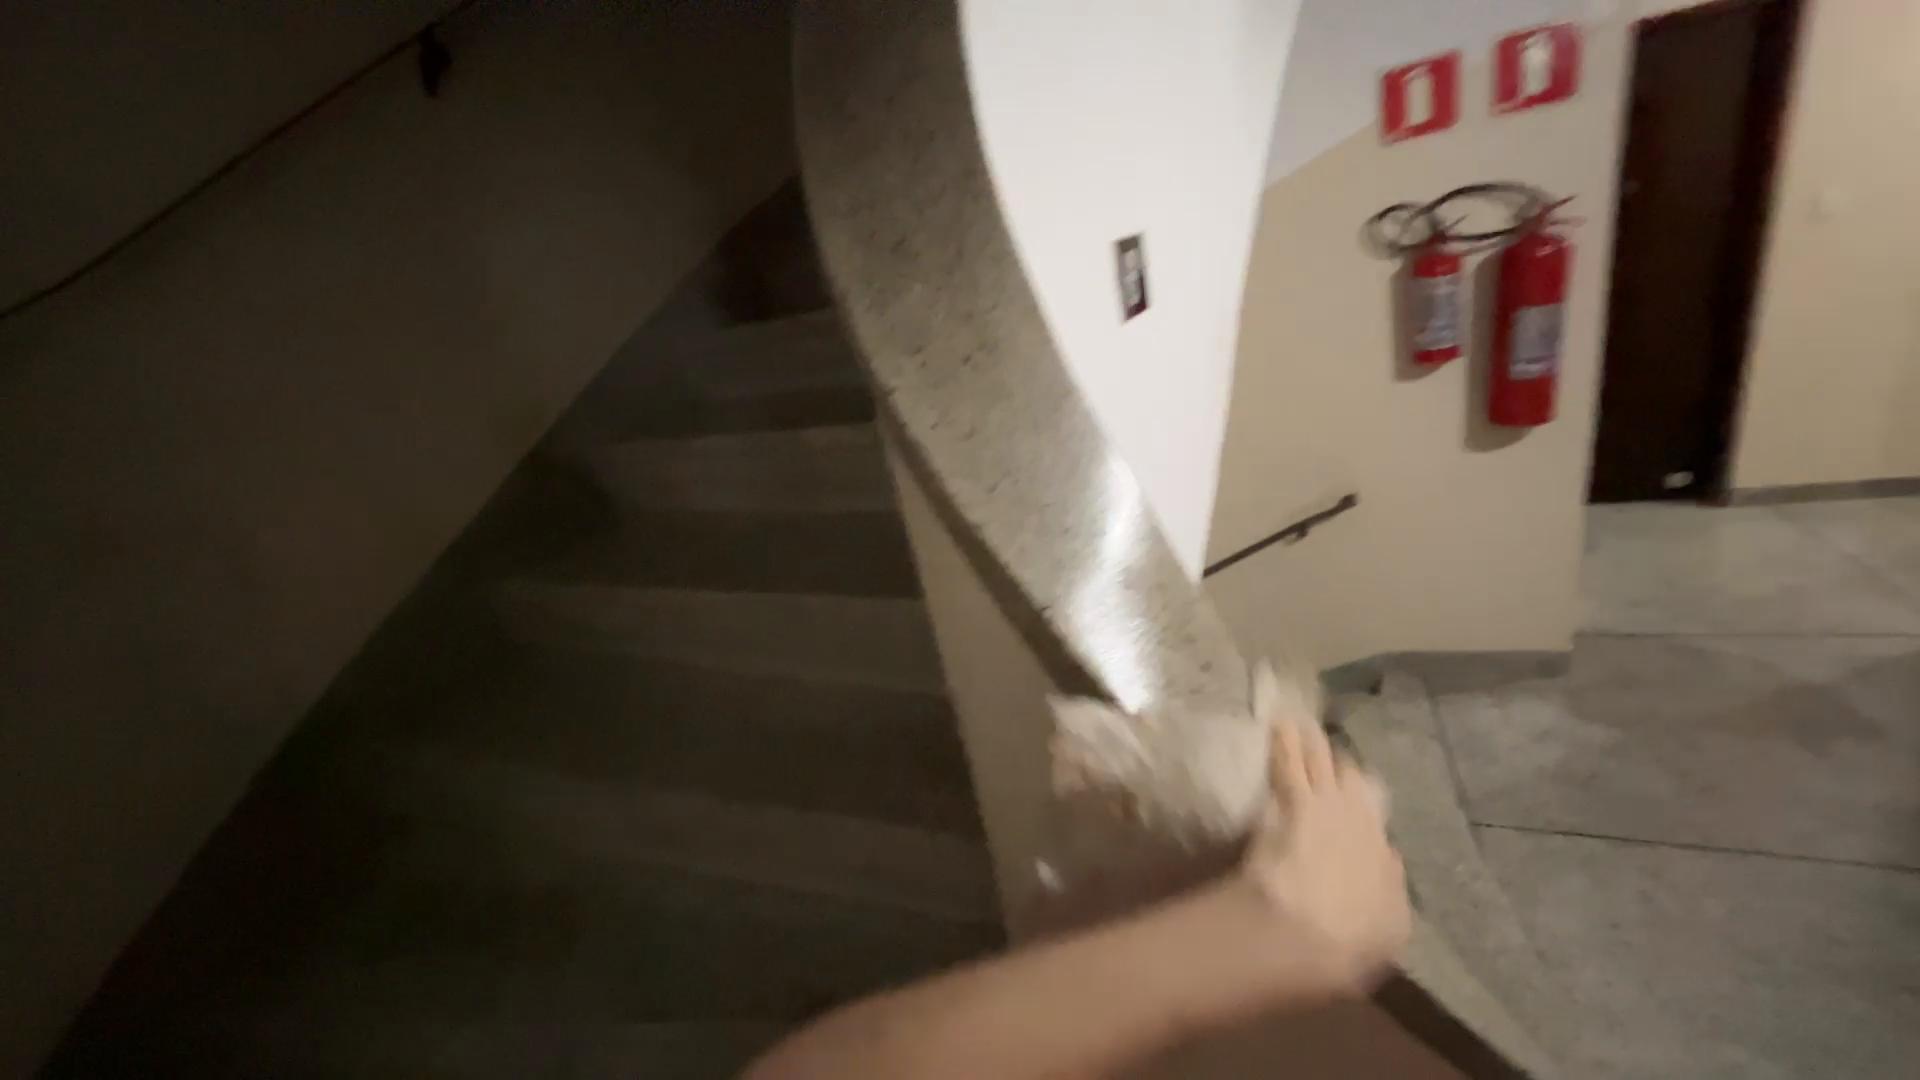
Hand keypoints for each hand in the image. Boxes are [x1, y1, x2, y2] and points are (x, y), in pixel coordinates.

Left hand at [1239, 711, 1409, 995]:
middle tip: (1326, 746)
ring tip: (1303, 723)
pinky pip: (1289, 758)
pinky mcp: (1291, 797)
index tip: (1352, 783)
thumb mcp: (1389, 922)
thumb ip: (1388, 885)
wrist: (1310, 928)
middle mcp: (1359, 818)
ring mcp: (1326, 802)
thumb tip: (1387, 856)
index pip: (1372, 811)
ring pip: (1321, 760)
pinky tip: (1280, 722)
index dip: (1359, 794)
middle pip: (1349, 778)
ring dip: (1313, 743)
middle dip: (1337, 762)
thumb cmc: (1351, 937)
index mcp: (1381, 850)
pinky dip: (1286, 739)